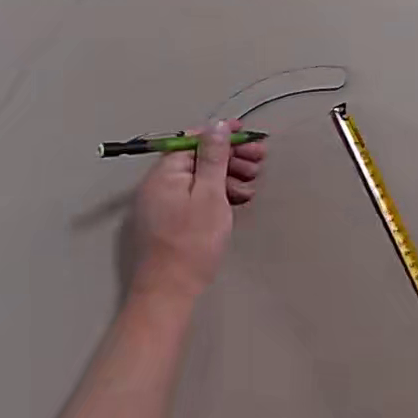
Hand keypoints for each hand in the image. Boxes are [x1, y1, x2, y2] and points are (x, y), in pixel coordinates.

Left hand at [130, 119, 267, 299]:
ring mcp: (164, 203)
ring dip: (227, 176)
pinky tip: (237, 200)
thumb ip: (213, 158)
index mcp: (165, 172)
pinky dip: (217, 195)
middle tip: (258, 160)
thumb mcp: (210, 194)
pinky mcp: (171, 220)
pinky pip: (196, 196)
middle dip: (229, 156)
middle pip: (198, 158)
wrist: (169, 292)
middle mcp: (160, 183)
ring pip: (200, 178)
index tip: (246, 134)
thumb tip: (215, 126)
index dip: (221, 135)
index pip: (193, 140)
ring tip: (251, 184)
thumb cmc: (191, 244)